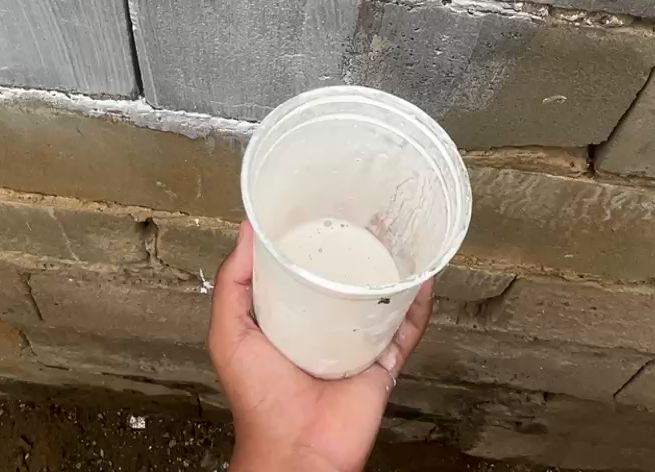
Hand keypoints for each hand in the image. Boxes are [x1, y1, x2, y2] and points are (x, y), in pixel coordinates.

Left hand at [208, 222, 433, 471]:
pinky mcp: (384, 362)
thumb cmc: (259, 400)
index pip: (303, 268)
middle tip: (366, 213)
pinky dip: (418, 304)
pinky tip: (424, 277)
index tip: (318, 206)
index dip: (311, 239)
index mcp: (291, 316)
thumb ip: (233, 283)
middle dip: (357, 247)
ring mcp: (357, 343)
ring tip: (399, 234)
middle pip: (346, 278)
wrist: (297, 453)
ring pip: (381, 298)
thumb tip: (246, 229)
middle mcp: (326, 325)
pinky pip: (407, 329)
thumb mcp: (230, 333)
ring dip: (392, 269)